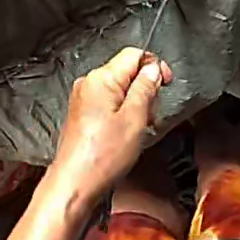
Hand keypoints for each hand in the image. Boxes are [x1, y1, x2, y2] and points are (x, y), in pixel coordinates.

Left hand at [50, 47, 172, 201]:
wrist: (74, 185)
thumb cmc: (101, 157)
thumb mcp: (135, 118)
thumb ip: (146, 87)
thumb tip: (153, 68)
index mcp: (101, 78)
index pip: (134, 54)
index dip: (154, 67)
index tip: (165, 84)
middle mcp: (88, 83)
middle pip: (127, 72)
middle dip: (145, 90)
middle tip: (149, 115)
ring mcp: (83, 99)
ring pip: (120, 89)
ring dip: (135, 105)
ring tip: (136, 130)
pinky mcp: (82, 114)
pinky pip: (108, 104)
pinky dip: (121, 115)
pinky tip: (124, 135)